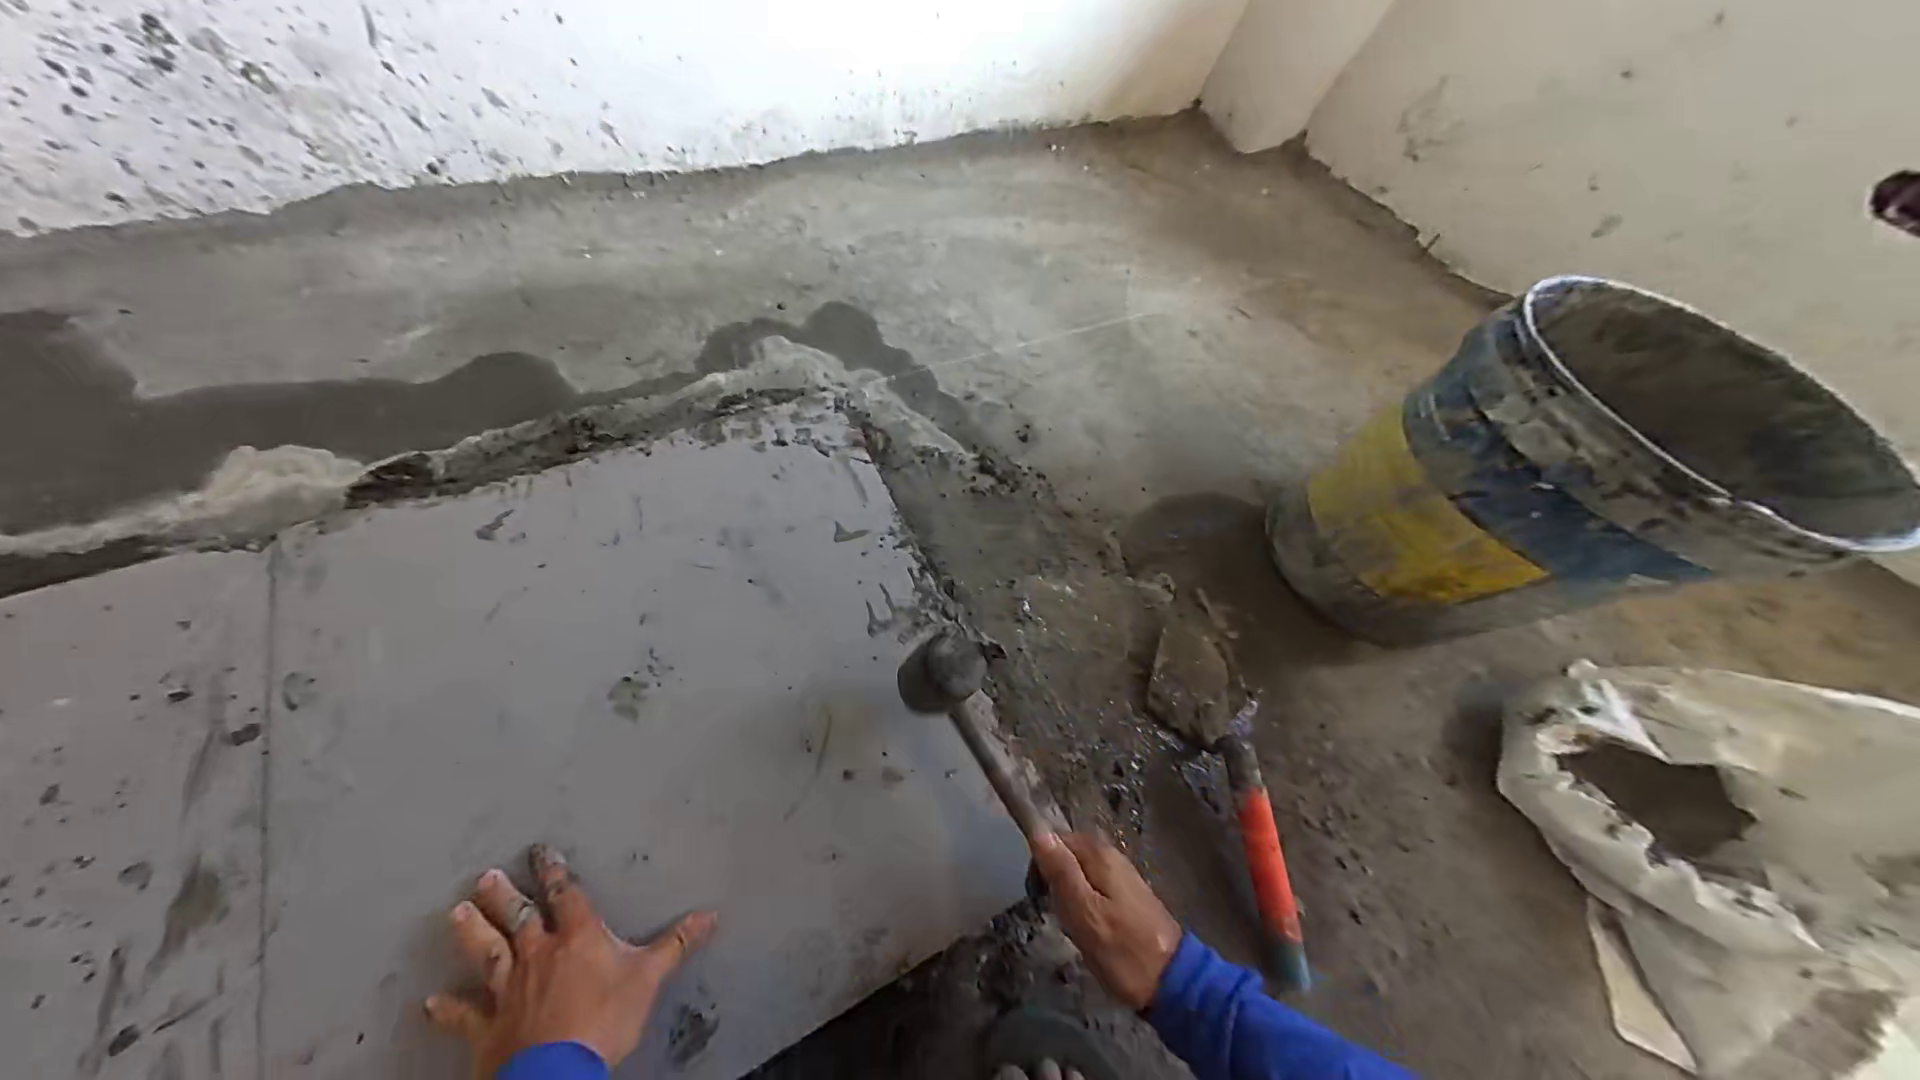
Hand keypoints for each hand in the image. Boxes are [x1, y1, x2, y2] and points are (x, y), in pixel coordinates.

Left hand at [426, 844, 717, 1076]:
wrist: (555, 1073)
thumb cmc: (605, 1018)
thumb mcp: (649, 977)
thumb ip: (677, 943)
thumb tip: (711, 915)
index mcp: (577, 937)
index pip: (566, 895)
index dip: (554, 872)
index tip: (540, 851)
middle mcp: (539, 954)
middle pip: (519, 918)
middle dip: (505, 895)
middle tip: (485, 875)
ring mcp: (509, 991)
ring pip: (487, 954)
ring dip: (472, 933)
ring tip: (456, 911)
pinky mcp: (488, 1027)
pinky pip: (465, 1016)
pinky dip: (447, 1010)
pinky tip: (430, 1003)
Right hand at [1030, 831, 1181, 1010]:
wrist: (1172, 982)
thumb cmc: (1121, 949)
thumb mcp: (1083, 911)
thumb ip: (1061, 870)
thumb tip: (1038, 831)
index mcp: (1099, 854)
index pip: (1056, 840)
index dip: (1042, 864)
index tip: (1040, 894)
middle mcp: (1113, 856)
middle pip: (1069, 856)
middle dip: (1057, 881)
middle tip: (1060, 914)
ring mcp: (1123, 875)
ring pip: (1081, 874)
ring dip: (1071, 896)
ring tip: (1074, 926)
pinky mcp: (1130, 895)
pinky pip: (1095, 889)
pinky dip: (1086, 905)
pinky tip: (1091, 929)